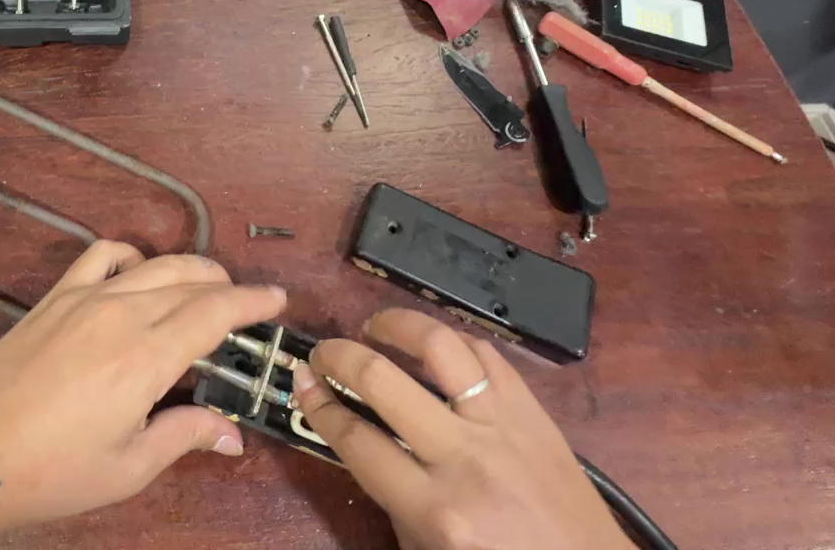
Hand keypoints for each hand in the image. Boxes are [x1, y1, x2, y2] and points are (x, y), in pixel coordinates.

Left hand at [0, 241, 285, 548]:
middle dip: (226, 286)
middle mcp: (123, 313)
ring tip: (207, 283)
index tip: (276, 299)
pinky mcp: (57, 295)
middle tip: (245, 303)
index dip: (252, 302)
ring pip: (155, 264)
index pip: (215, 313)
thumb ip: (185, 437)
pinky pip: (102, 255)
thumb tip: (233, 435)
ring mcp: (87, 297)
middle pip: (191, 282)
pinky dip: (131, 254)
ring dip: (190, 268)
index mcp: (148, 357)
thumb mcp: (128, 467)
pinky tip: (139, 270)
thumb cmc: (53, 471)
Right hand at [293, 309, 630, 549]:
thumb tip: (359, 435)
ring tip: (376, 327)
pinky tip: (435, 349)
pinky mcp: (533, 409)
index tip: (301, 382)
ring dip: (395, 325)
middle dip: (338, 356)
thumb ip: (394, 498)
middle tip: (325, 352)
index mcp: (436, 510)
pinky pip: (485, 354)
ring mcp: (503, 425)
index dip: (317, 405)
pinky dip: (452, 343)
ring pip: (438, 346)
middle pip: (381, 379)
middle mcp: (464, 458)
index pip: (355, 439)